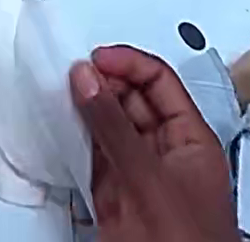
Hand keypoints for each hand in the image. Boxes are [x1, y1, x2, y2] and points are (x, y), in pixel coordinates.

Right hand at [71, 46, 237, 241]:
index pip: (158, 80)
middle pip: (129, 96)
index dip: (127, 63)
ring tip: (59, 93)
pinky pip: (90, 148)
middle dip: (99, 81)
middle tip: (71, 75)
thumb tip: (86, 77)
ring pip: (106, 120)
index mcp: (190, 142)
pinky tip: (58, 125)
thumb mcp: (149, 182)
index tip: (93, 59)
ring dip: (82, 106)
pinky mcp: (113, 191)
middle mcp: (164, 151)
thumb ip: (113, 126)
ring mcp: (138, 171)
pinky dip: (73, 134)